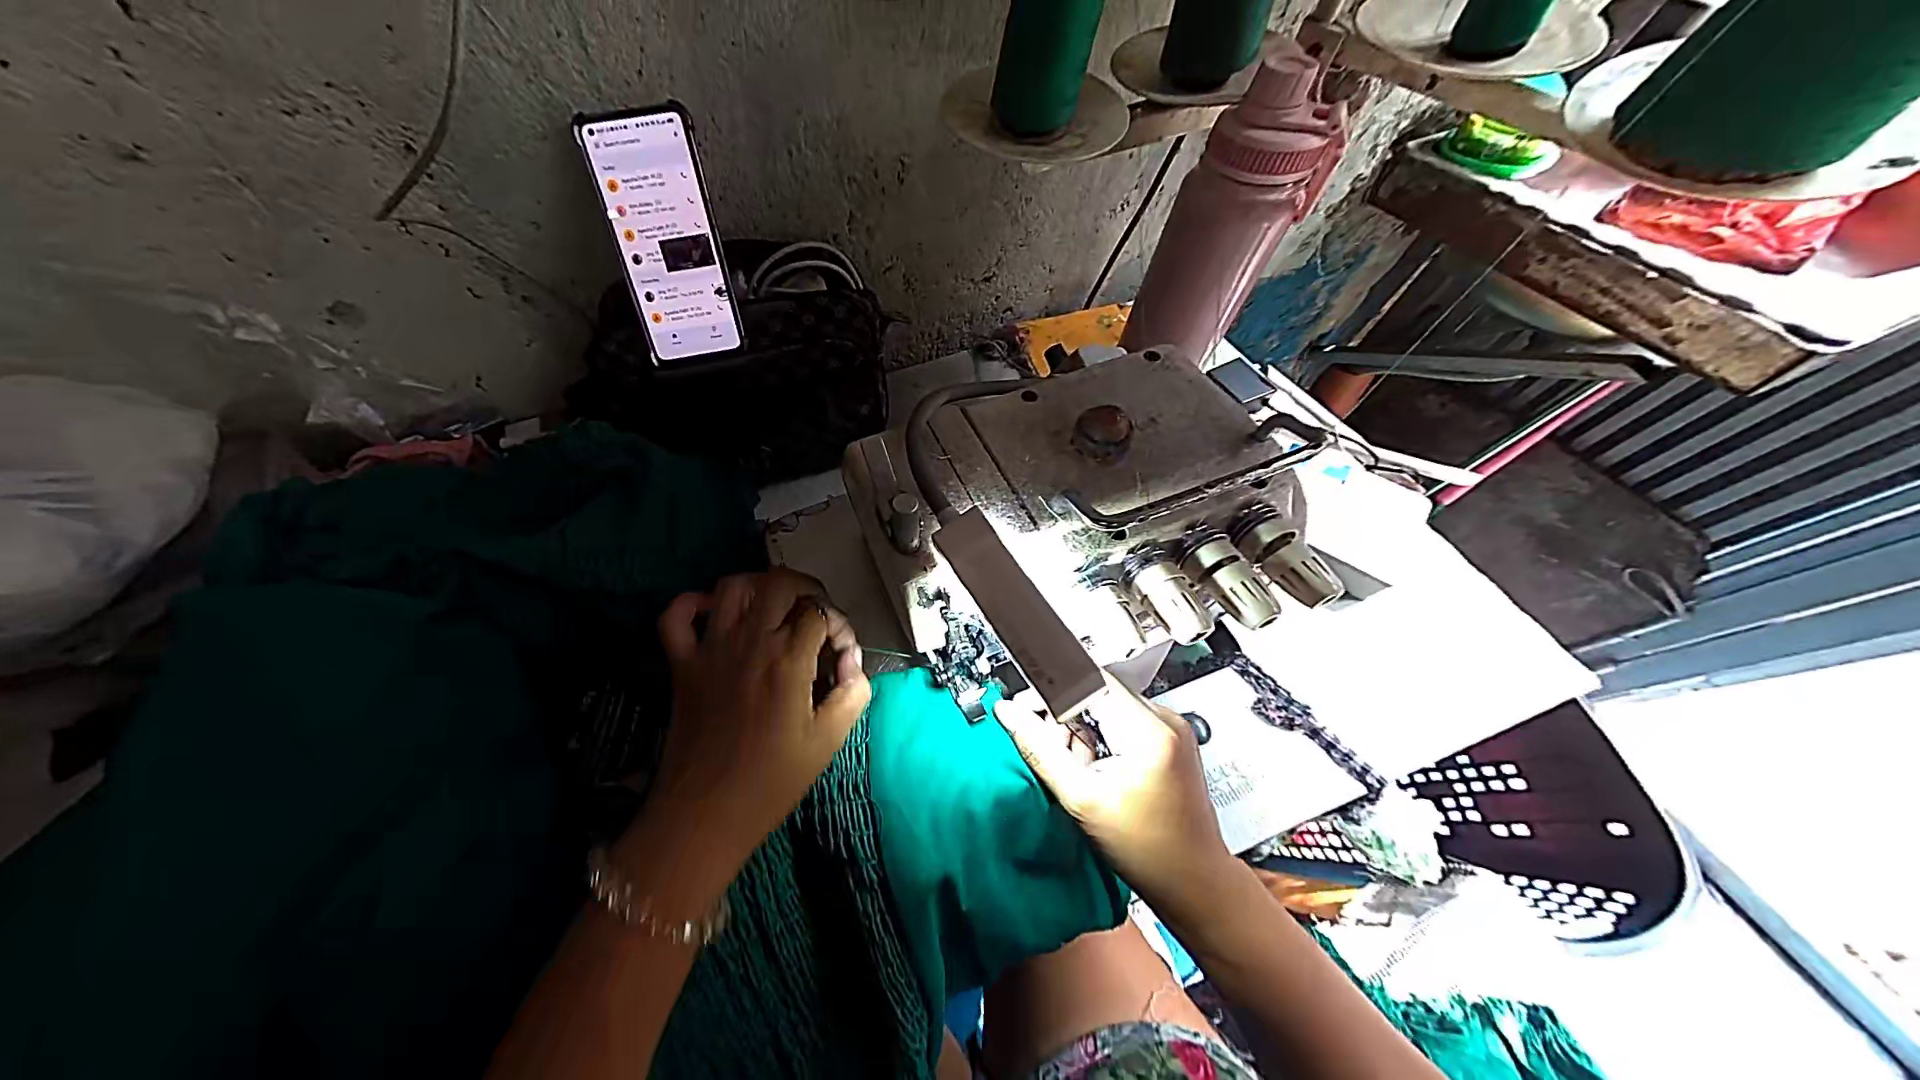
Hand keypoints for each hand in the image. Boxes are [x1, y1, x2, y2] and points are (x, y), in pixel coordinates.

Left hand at [648, 568, 870, 870]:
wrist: (705, 815)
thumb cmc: (772, 781)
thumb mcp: (829, 740)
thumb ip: (852, 691)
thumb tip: (851, 660)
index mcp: (788, 660)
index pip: (820, 612)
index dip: (838, 625)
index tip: (841, 654)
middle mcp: (749, 642)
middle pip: (779, 583)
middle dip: (806, 590)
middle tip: (815, 617)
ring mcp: (710, 649)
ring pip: (732, 586)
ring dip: (759, 586)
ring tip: (775, 609)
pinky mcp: (681, 664)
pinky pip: (676, 616)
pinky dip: (695, 604)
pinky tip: (715, 615)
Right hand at [994, 673, 1239, 920]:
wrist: (1191, 878)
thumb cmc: (1147, 849)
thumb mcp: (1081, 799)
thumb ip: (1040, 749)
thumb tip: (1011, 714)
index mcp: (1149, 731)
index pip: (1088, 680)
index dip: (1051, 687)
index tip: (1027, 701)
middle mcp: (1166, 720)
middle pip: (1097, 689)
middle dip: (1064, 712)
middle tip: (1048, 742)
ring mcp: (1170, 728)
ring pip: (1107, 703)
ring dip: (1082, 725)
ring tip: (1080, 765)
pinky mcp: (1169, 738)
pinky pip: (1123, 718)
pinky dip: (1101, 735)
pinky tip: (1098, 766)